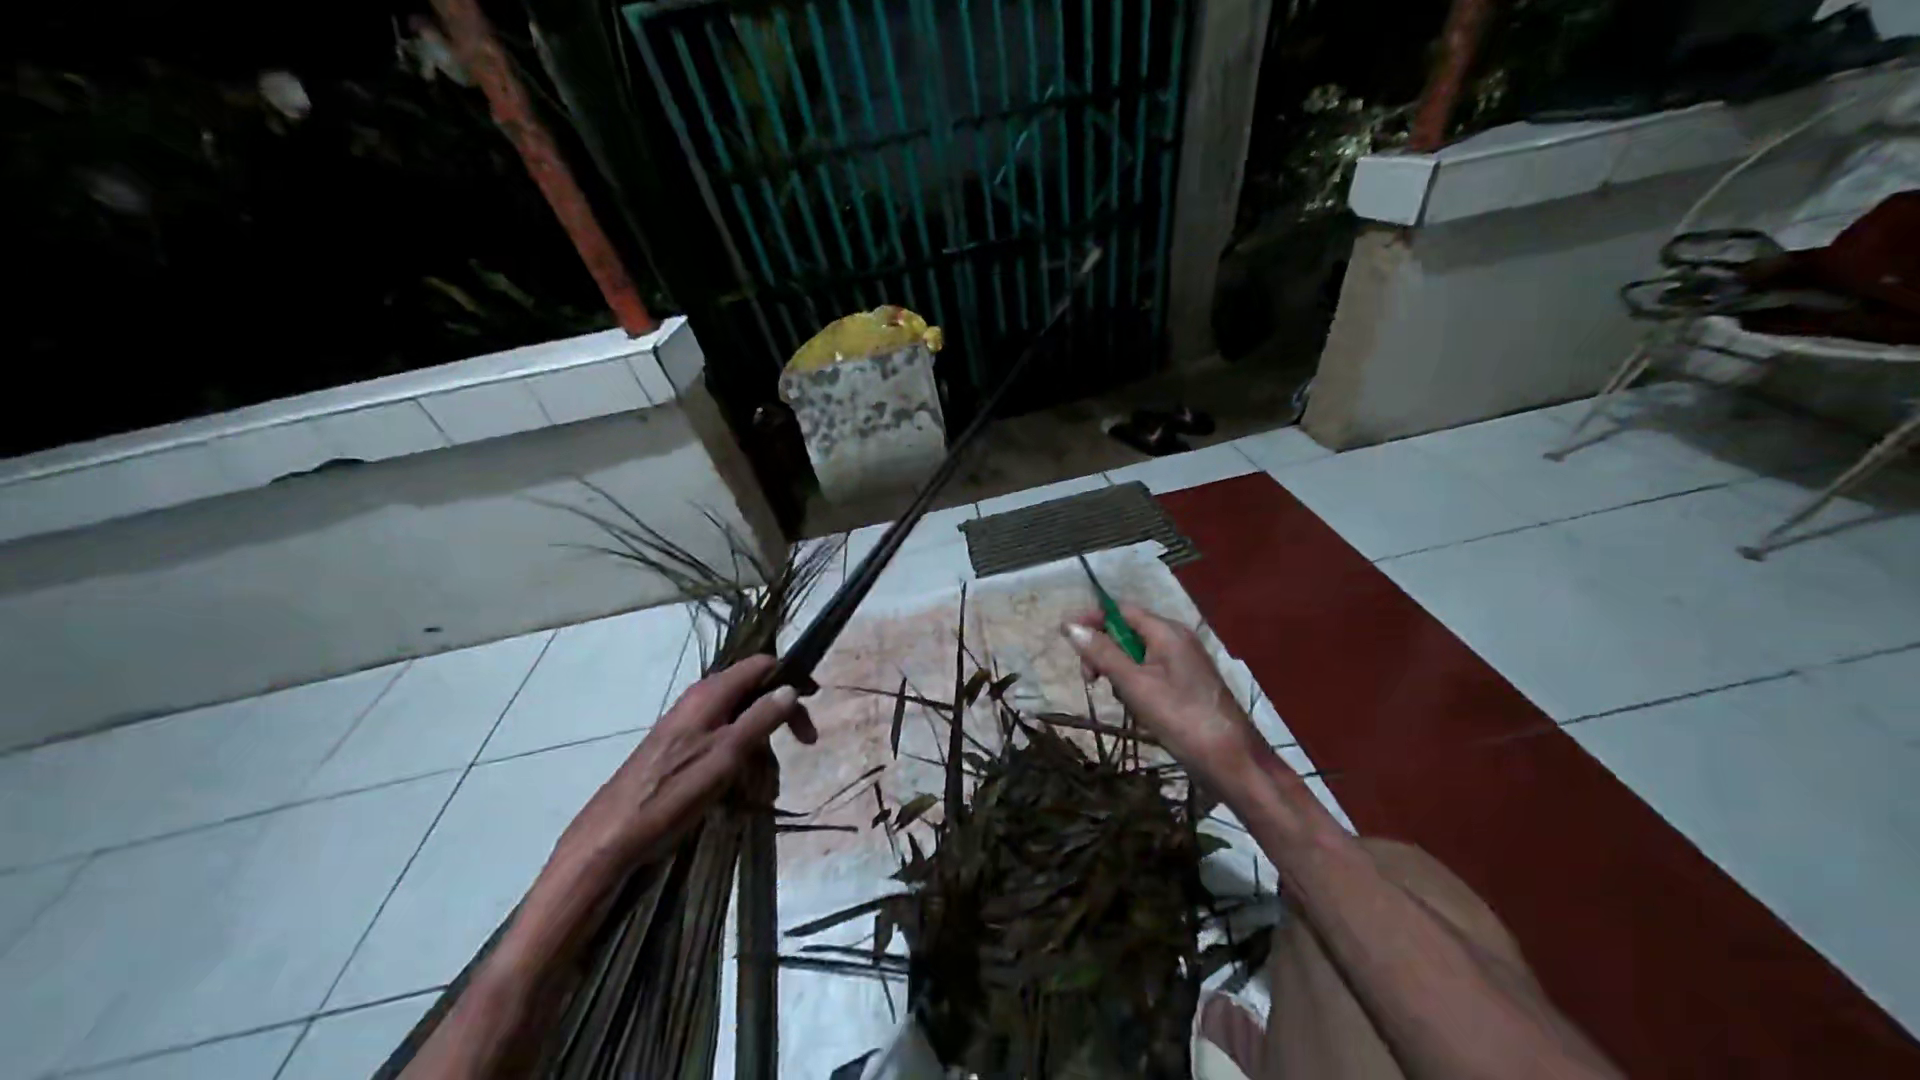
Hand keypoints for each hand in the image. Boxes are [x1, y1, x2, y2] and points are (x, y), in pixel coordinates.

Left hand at [546, 655, 815, 884]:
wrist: (613, 835)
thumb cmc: (674, 792)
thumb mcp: (727, 754)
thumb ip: (761, 718)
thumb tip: (790, 688)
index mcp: (710, 693)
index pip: (761, 665)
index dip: (791, 676)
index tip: (815, 699)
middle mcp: (700, 701)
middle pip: (754, 694)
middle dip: (780, 718)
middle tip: (805, 743)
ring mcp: (688, 725)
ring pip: (741, 722)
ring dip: (761, 747)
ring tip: (765, 784)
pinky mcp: (680, 750)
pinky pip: (723, 743)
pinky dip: (741, 761)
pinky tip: (740, 792)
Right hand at [1062, 606, 1278, 801]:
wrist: (1231, 760)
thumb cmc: (1180, 718)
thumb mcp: (1134, 684)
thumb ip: (1102, 654)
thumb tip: (1070, 625)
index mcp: (1166, 631)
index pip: (1120, 610)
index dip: (1092, 620)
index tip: (1068, 641)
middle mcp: (1176, 638)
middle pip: (1127, 630)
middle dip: (1104, 650)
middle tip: (1091, 680)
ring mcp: (1184, 661)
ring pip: (1137, 653)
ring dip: (1119, 670)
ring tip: (1120, 698)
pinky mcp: (1187, 682)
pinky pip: (1151, 671)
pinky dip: (1135, 683)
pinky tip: (1137, 707)